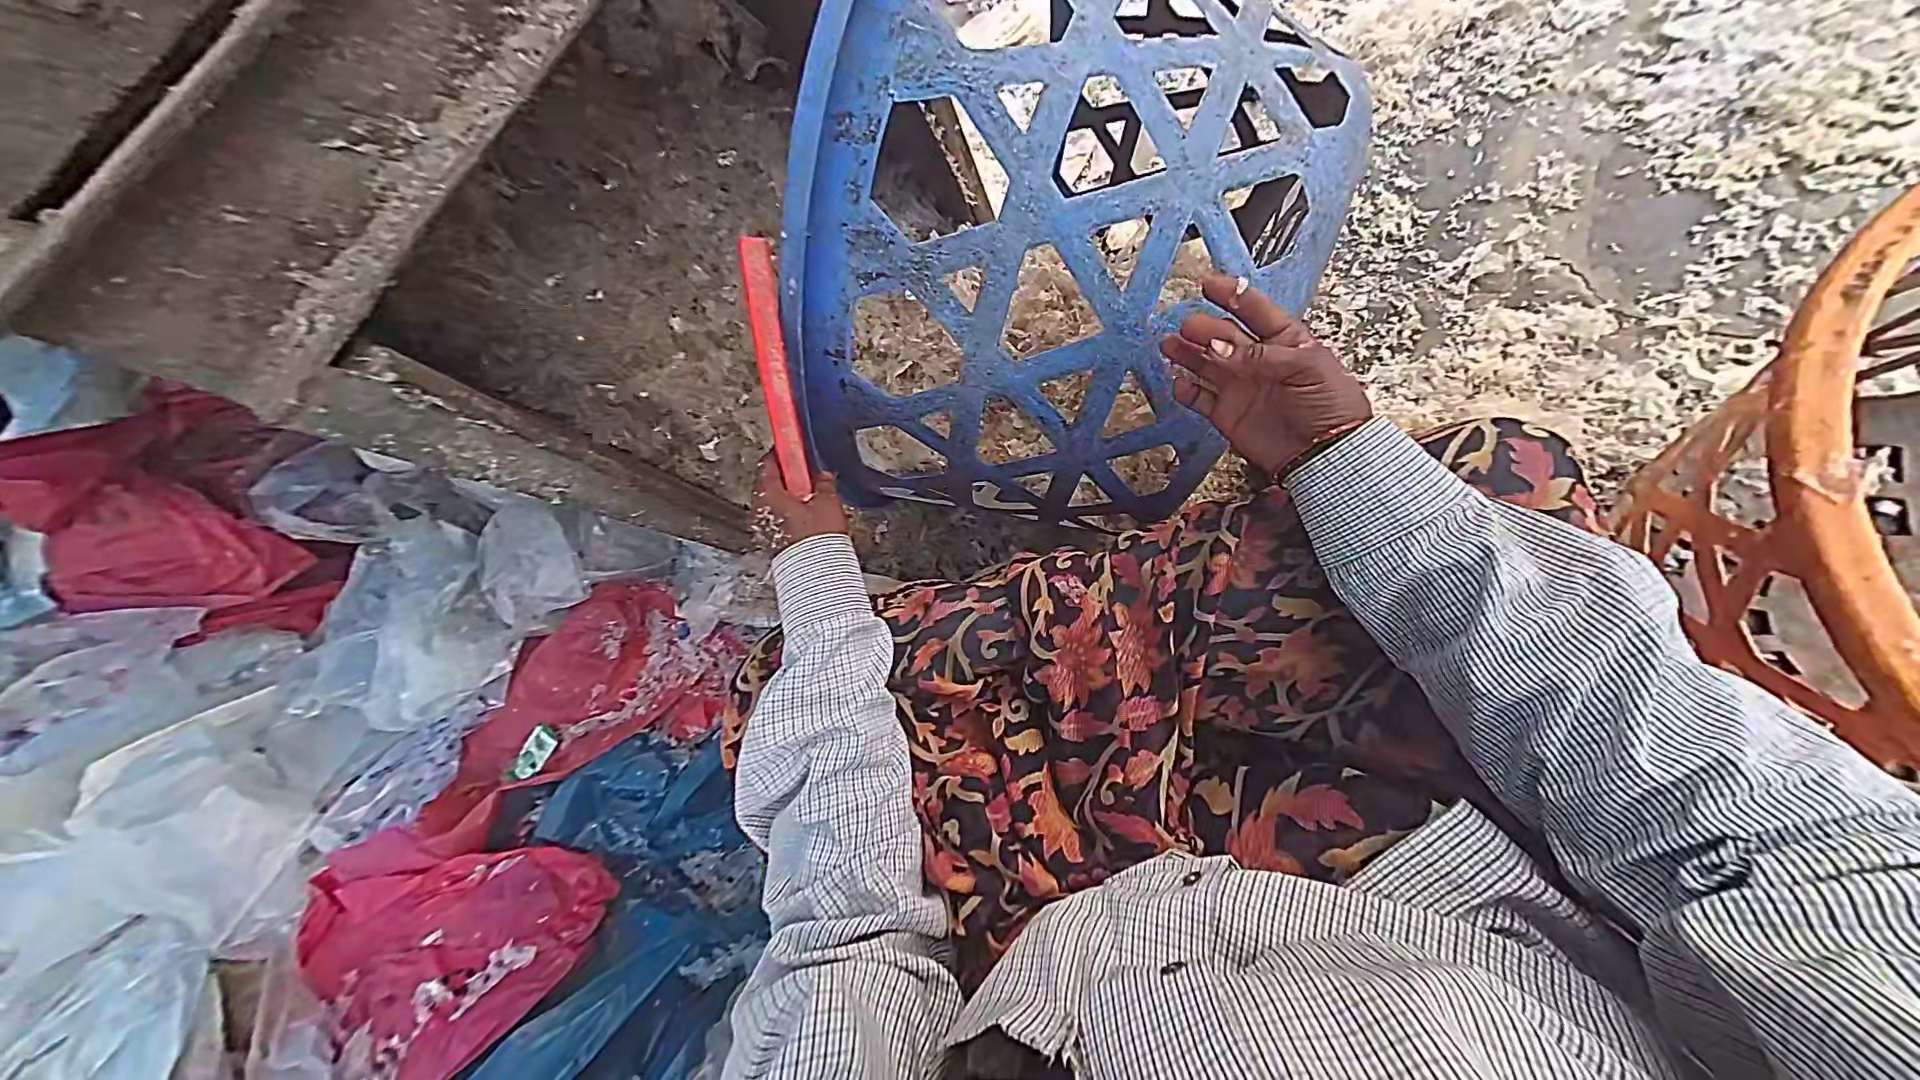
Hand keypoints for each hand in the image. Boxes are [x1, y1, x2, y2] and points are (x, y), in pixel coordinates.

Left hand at [751, 454, 847, 551]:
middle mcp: (760, 508)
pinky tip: (808, 515)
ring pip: (775, 501)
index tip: (791, 446)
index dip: (782, 453)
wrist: (815, 571)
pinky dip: (790, 512)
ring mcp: (764, 525)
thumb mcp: (827, 502)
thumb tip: (823, 476)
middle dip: (789, 478)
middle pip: (771, 483)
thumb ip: (824, 484)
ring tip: (811, 497)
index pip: (770, 463)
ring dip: (790, 496)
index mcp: (768, 493)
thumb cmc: (816, 538)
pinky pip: (779, 517)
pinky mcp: (772, 539)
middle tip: (806, 474)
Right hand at [1158, 272, 1372, 474]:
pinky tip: (1178, 383)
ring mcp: (1239, 386)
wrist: (1324, 452)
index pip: (1254, 311)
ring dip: (1187, 354)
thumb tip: (1218, 347)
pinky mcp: (1226, 413)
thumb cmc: (1329, 404)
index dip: (1232, 295)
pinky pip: (1199, 399)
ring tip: (1169, 345)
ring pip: (1205, 364)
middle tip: (1188, 327)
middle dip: (1204, 329)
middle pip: (1223, 337)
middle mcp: (1256, 361)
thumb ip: (1261, 355)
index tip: (1209, 284)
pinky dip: (1186, 391)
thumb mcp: (1306, 367)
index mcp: (1283, 341)